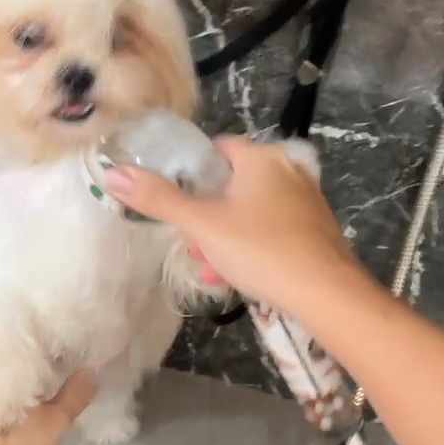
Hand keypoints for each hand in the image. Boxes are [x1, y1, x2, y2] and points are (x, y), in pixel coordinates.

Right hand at [102, 136, 360, 307]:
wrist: (329, 296)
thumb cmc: (262, 250)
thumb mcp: (202, 225)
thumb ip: (158, 199)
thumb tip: (113, 174)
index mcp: (262, 158)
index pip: (217, 148)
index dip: (191, 169)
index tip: (174, 194)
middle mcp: (288, 170)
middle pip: (232, 182)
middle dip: (206, 211)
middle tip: (188, 237)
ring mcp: (306, 200)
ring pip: (251, 209)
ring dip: (224, 232)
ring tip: (206, 263)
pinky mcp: (316, 229)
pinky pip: (271, 227)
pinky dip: (250, 244)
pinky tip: (234, 275)